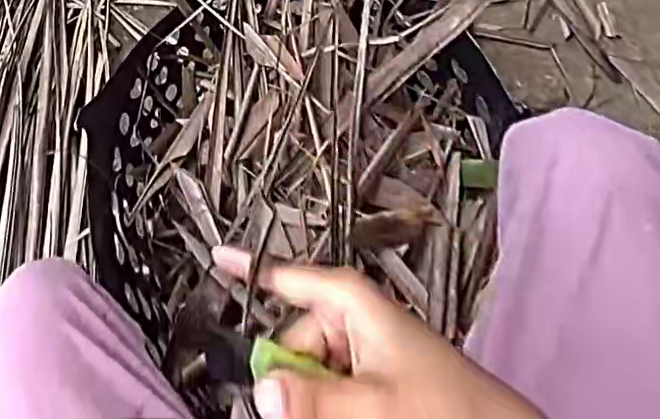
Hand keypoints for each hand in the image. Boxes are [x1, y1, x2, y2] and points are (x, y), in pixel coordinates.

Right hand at [213, 246, 542, 418]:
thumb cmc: (445, 410)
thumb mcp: (375, 407)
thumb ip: (313, 400)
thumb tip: (260, 390)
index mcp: (345, 300)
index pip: (283, 276)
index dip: (246, 267)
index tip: (213, 257)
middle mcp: (348, 318)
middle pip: (291, 344)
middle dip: (288, 382)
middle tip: (293, 414)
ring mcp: (361, 350)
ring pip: (310, 377)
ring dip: (309, 403)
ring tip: (339, 417)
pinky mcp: (372, 381)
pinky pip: (331, 392)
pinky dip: (327, 409)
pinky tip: (339, 416)